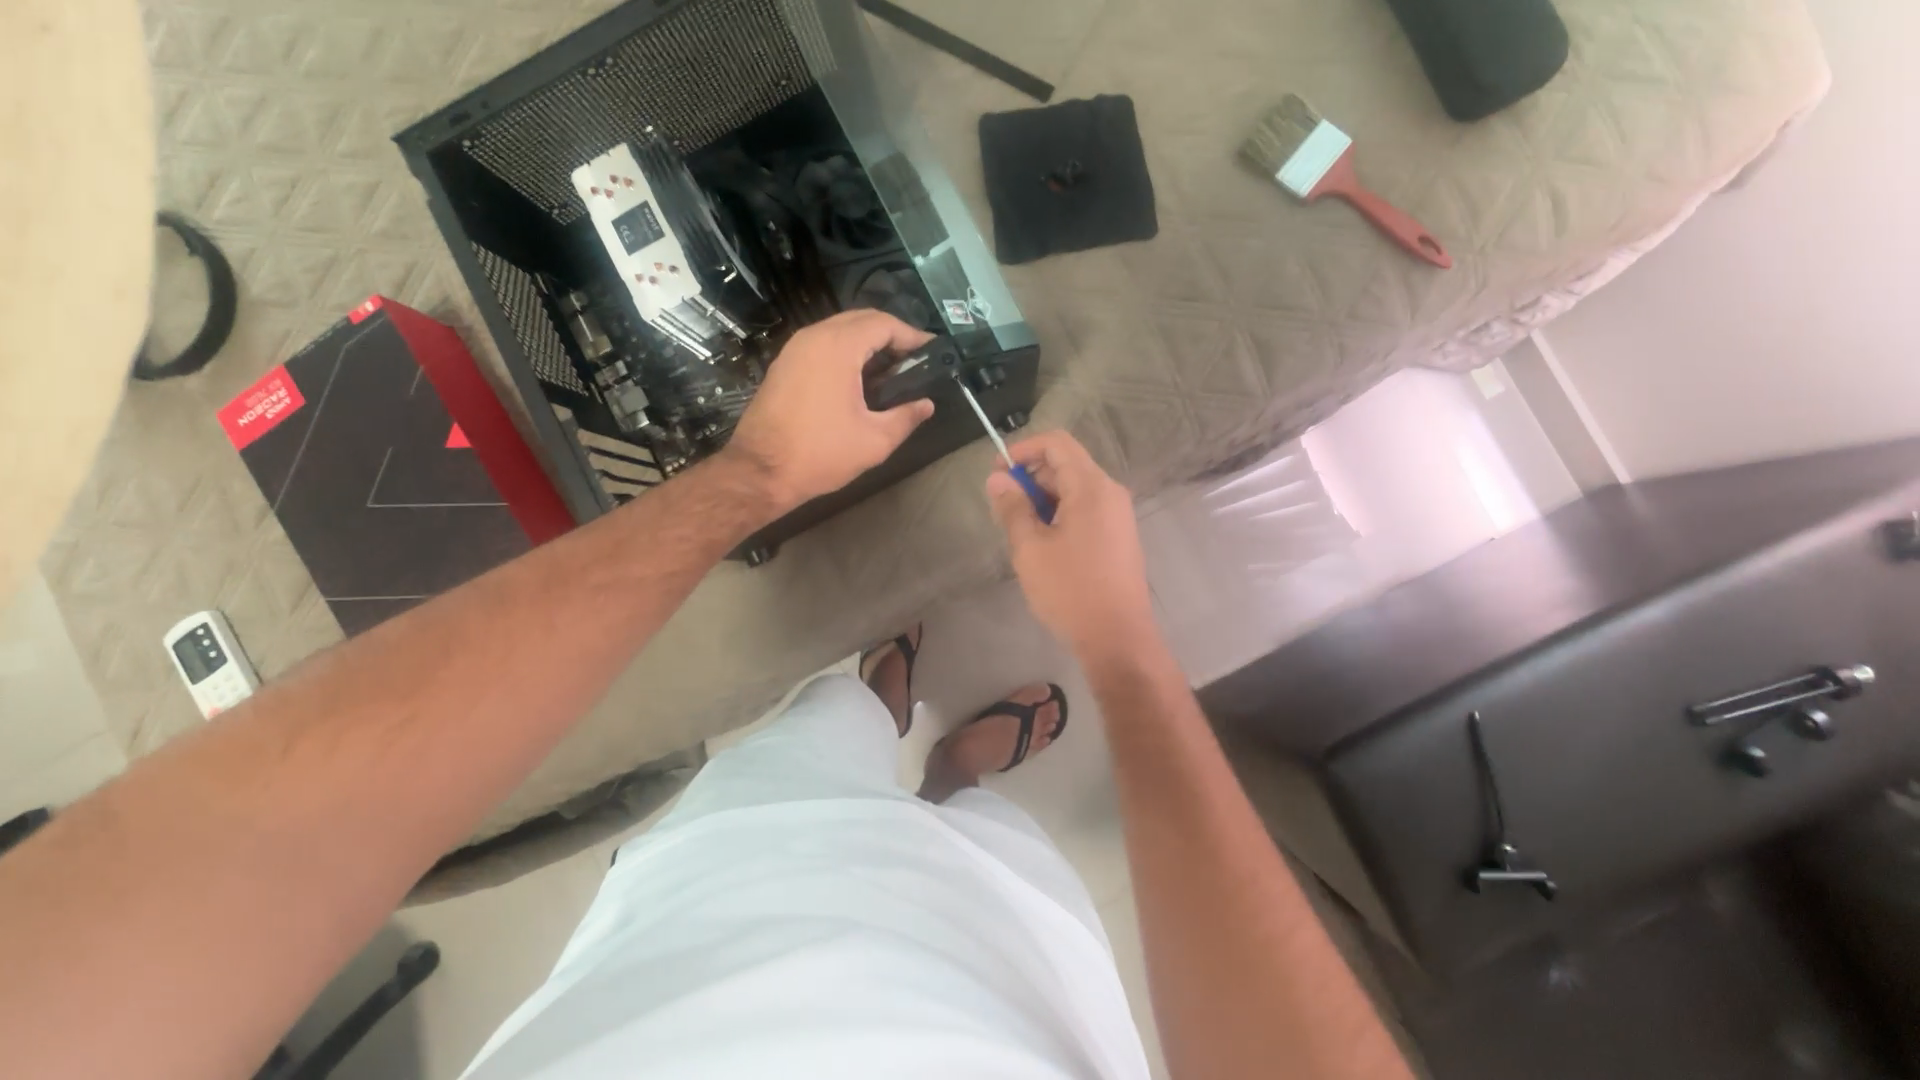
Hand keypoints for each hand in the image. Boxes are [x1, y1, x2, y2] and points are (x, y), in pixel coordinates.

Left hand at [724, 311, 935, 512]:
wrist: (760, 471)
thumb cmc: (820, 454)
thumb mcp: (874, 441)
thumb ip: (905, 418)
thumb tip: (926, 405)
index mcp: (837, 347)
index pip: (883, 323)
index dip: (912, 334)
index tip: (932, 352)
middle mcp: (814, 337)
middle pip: (860, 320)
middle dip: (891, 334)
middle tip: (914, 359)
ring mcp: (794, 349)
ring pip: (838, 330)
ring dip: (867, 341)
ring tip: (891, 368)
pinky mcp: (783, 365)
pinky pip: (822, 344)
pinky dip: (845, 351)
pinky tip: (859, 378)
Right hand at [985, 432, 1158, 664]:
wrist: (1117, 638)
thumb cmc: (1070, 590)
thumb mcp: (1030, 548)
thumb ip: (1013, 508)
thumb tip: (998, 479)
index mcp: (1091, 487)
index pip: (1057, 443)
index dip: (1023, 450)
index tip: (997, 474)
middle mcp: (1110, 493)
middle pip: (1066, 465)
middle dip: (1031, 478)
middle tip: (1004, 510)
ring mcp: (1118, 516)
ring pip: (1075, 490)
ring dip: (1043, 500)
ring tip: (1021, 532)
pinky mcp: (1118, 537)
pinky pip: (1086, 510)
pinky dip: (1060, 515)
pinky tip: (1044, 546)